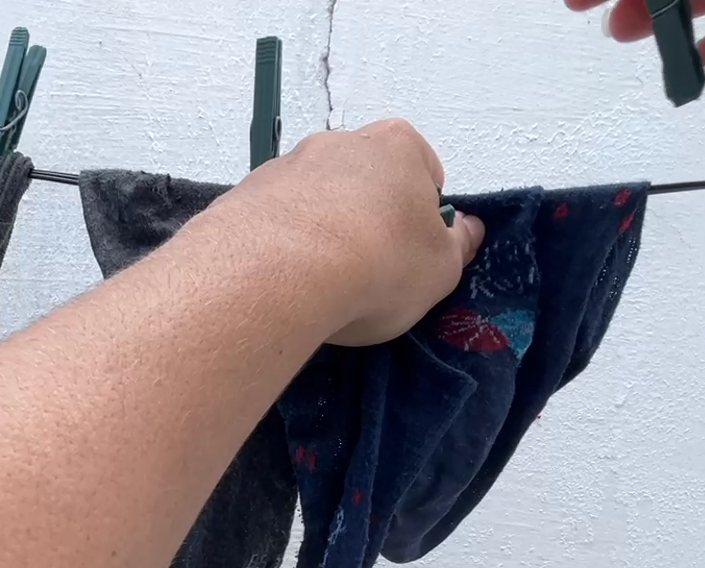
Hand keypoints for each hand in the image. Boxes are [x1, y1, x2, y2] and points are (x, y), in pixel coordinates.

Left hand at [207, 119, 485, 346]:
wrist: (277, 276)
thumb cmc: (376, 267)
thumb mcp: (439, 270)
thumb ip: (458, 247)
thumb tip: (466, 231)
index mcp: (397, 146)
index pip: (421, 173)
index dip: (418, 219)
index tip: (405, 257)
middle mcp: (337, 144)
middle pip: (359, 184)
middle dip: (362, 222)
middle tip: (358, 274)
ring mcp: (282, 168)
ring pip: (308, 203)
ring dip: (313, 234)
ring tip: (310, 286)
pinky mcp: (238, 200)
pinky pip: (265, 226)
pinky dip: (272, 249)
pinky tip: (274, 284)